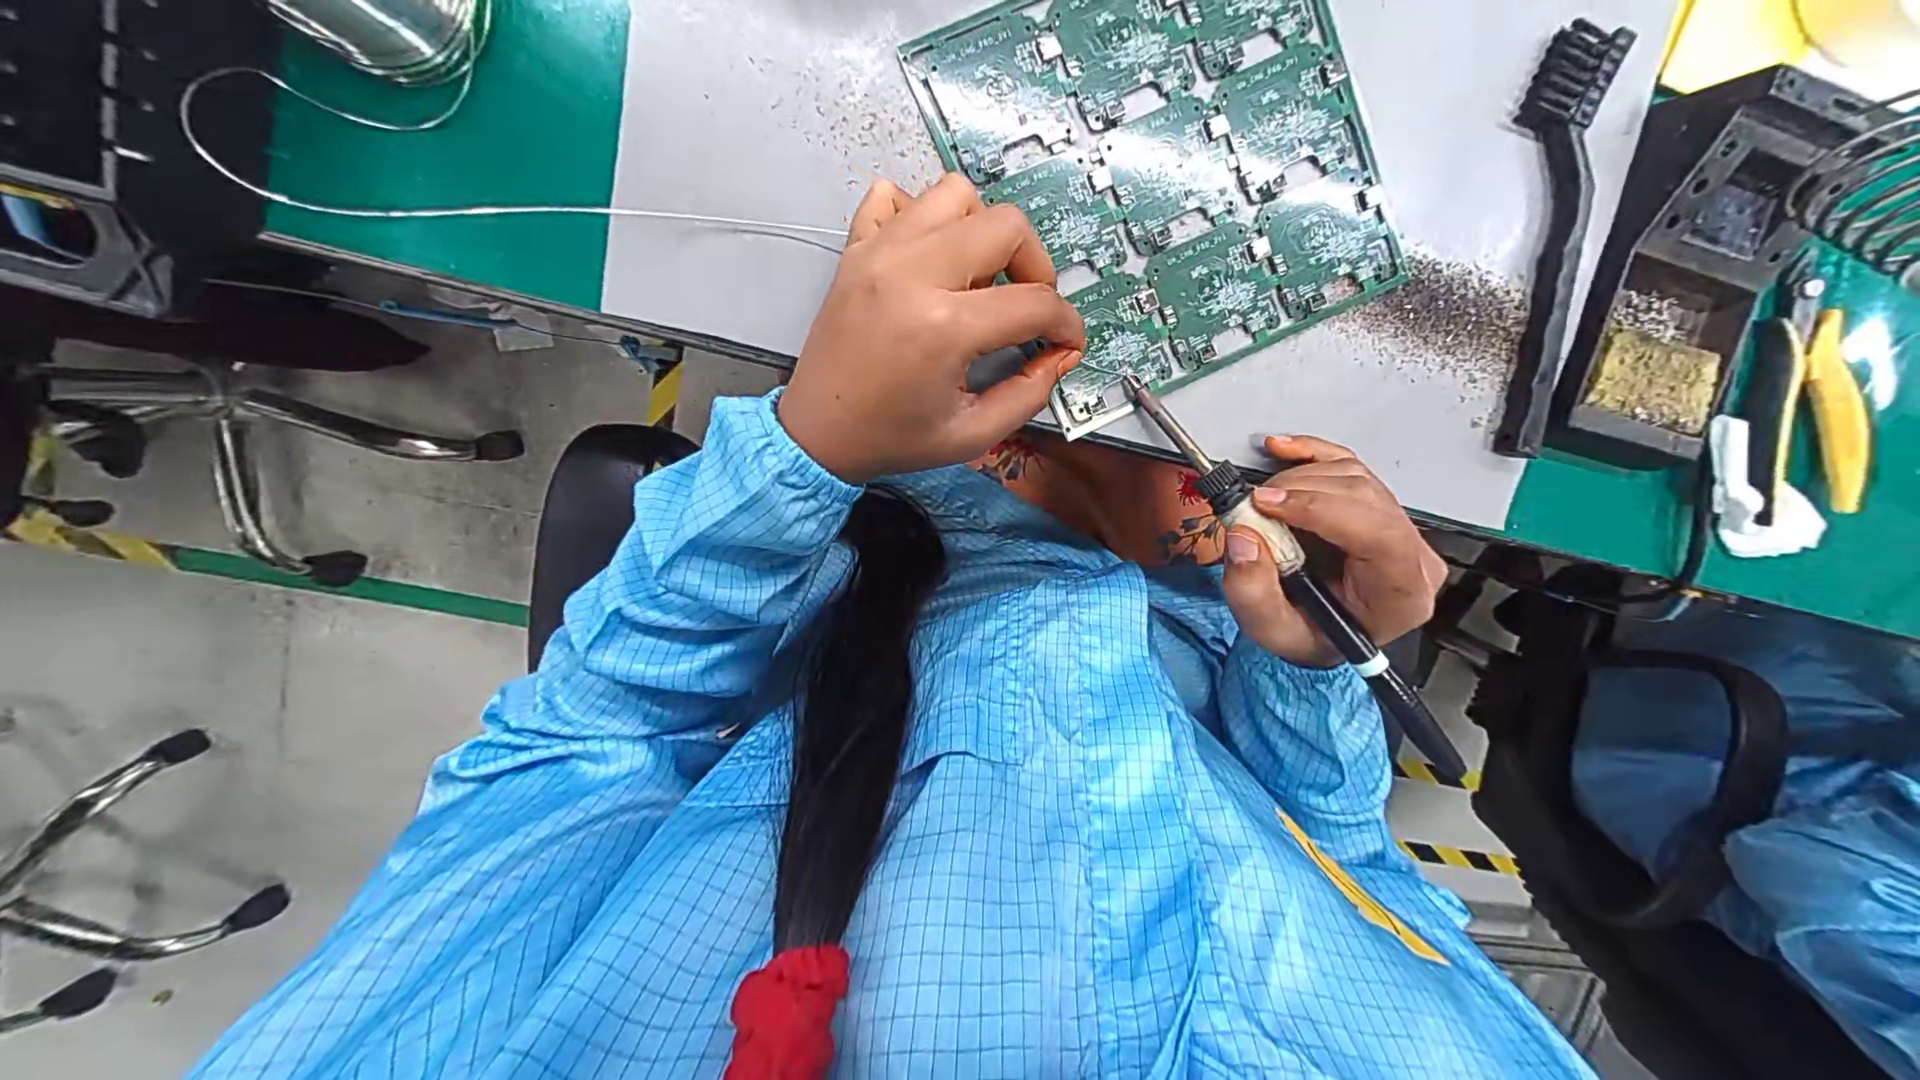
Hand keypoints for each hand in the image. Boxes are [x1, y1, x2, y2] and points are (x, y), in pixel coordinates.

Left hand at [778, 174, 1086, 483]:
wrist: (816, 435)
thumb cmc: (889, 438)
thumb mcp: (971, 435)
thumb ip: (1028, 396)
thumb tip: (1059, 357)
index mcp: (942, 328)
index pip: (1033, 302)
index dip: (1065, 324)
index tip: (1065, 341)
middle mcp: (910, 274)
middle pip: (1005, 226)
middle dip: (1035, 266)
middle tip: (1027, 306)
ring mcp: (878, 254)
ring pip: (955, 194)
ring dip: (983, 231)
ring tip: (979, 279)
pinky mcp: (855, 251)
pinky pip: (894, 198)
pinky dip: (922, 215)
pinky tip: (930, 258)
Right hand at [1221, 435, 1444, 666]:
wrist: (1316, 632)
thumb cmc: (1305, 635)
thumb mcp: (1272, 630)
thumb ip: (1253, 592)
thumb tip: (1243, 537)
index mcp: (1401, 593)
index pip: (1381, 534)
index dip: (1322, 510)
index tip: (1269, 505)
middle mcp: (1411, 554)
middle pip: (1364, 497)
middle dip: (1298, 493)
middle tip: (1249, 507)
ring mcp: (1396, 524)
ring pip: (1352, 476)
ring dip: (1294, 480)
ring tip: (1256, 503)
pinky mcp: (1372, 502)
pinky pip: (1346, 463)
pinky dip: (1309, 453)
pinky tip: (1281, 449)